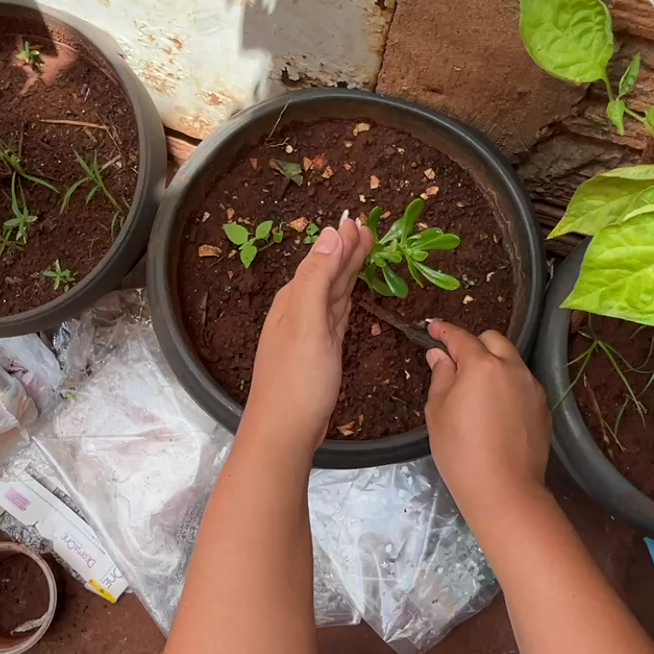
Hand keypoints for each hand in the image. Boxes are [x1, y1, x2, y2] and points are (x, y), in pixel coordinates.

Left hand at [242, 215, 373, 453]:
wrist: (284, 431)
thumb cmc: (297, 379)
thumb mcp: (308, 322)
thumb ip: (317, 277)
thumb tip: (331, 234)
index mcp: (294, 300)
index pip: (321, 261)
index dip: (342, 242)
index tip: (362, 222)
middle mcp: (298, 312)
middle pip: (327, 274)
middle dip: (347, 253)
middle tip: (369, 232)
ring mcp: (308, 334)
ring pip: (332, 294)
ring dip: (347, 273)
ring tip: (363, 253)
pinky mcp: (319, 353)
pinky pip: (334, 317)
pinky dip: (344, 301)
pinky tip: (349, 296)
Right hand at [424, 320, 550, 512]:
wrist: (504, 489)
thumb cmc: (460, 451)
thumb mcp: (438, 411)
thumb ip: (441, 376)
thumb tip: (440, 355)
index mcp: (482, 365)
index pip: (461, 337)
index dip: (444, 331)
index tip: (432, 328)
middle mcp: (512, 367)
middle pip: (492, 339)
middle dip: (474, 345)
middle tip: (457, 365)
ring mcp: (532, 386)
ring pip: (511, 360)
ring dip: (493, 364)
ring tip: (477, 391)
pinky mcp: (543, 406)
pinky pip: (523, 383)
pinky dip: (508, 385)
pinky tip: (496, 411)